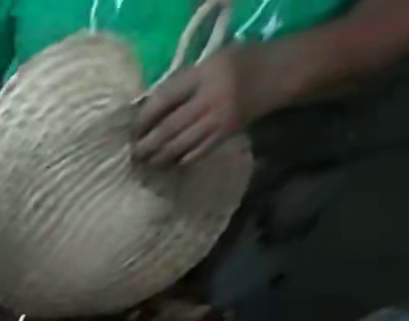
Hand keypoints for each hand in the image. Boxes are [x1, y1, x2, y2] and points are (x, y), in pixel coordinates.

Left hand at [134, 50, 255, 167]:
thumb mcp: (208, 64)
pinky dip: (177, 163)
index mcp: (202, 76)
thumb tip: (147, 113)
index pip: (163, 101)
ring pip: (178, 147)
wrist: (277, 75)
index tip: (131, 132)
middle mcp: (209, 100)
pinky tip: (166, 166)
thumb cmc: (236, 67)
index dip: (142, 120)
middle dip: (145, 146)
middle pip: (167, 129)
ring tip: (144, 164)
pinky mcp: (223, 137)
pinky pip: (194, 155)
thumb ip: (181, 85)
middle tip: (132, 155)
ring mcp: (217, 121)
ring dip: (157, 159)